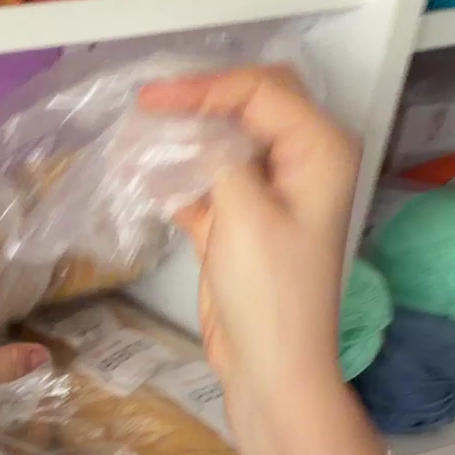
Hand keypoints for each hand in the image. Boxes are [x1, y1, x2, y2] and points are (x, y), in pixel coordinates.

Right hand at [139, 67, 357, 399]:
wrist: (269, 366)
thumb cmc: (269, 295)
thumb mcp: (244, 216)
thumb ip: (221, 162)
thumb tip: (196, 135)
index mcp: (317, 151)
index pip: (260, 92)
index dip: (204, 88)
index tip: (149, 101)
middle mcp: (298, 165)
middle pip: (246, 110)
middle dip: (196, 106)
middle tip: (144, 110)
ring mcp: (268, 198)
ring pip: (223, 149)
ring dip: (183, 143)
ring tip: (137, 142)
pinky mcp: (239, 229)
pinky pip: (207, 189)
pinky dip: (179, 183)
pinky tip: (147, 182)